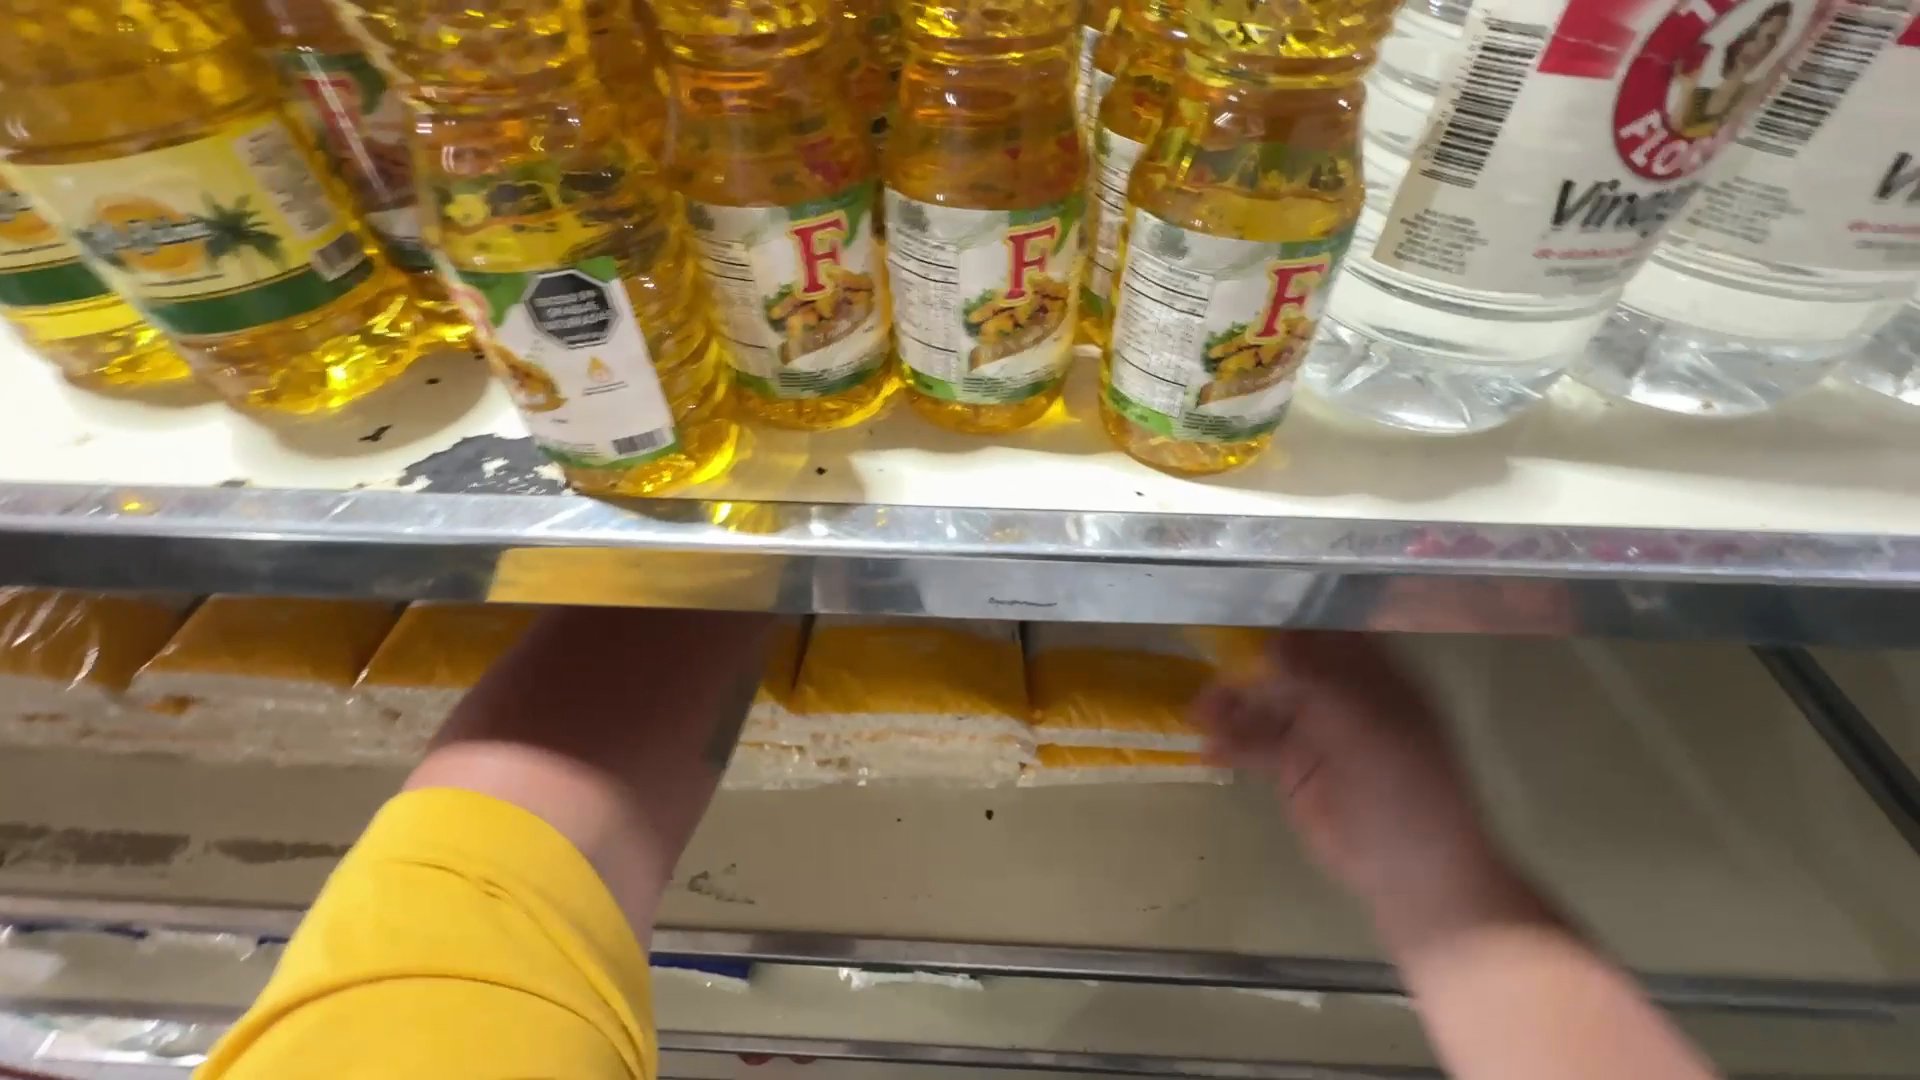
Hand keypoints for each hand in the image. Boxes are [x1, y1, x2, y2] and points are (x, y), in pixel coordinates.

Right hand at [1194, 631, 1549, 958]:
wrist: (1412, 875)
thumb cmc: (1406, 792)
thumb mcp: (1368, 727)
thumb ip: (1320, 680)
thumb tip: (1273, 640)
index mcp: (1377, 679)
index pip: (1332, 633)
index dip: (1294, 617)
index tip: (1249, 604)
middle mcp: (1344, 698)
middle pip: (1288, 665)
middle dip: (1248, 661)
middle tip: (1211, 657)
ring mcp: (1316, 733)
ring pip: (1264, 704)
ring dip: (1232, 704)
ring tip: (1198, 708)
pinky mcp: (1292, 767)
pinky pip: (1254, 745)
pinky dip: (1230, 743)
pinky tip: (1206, 746)